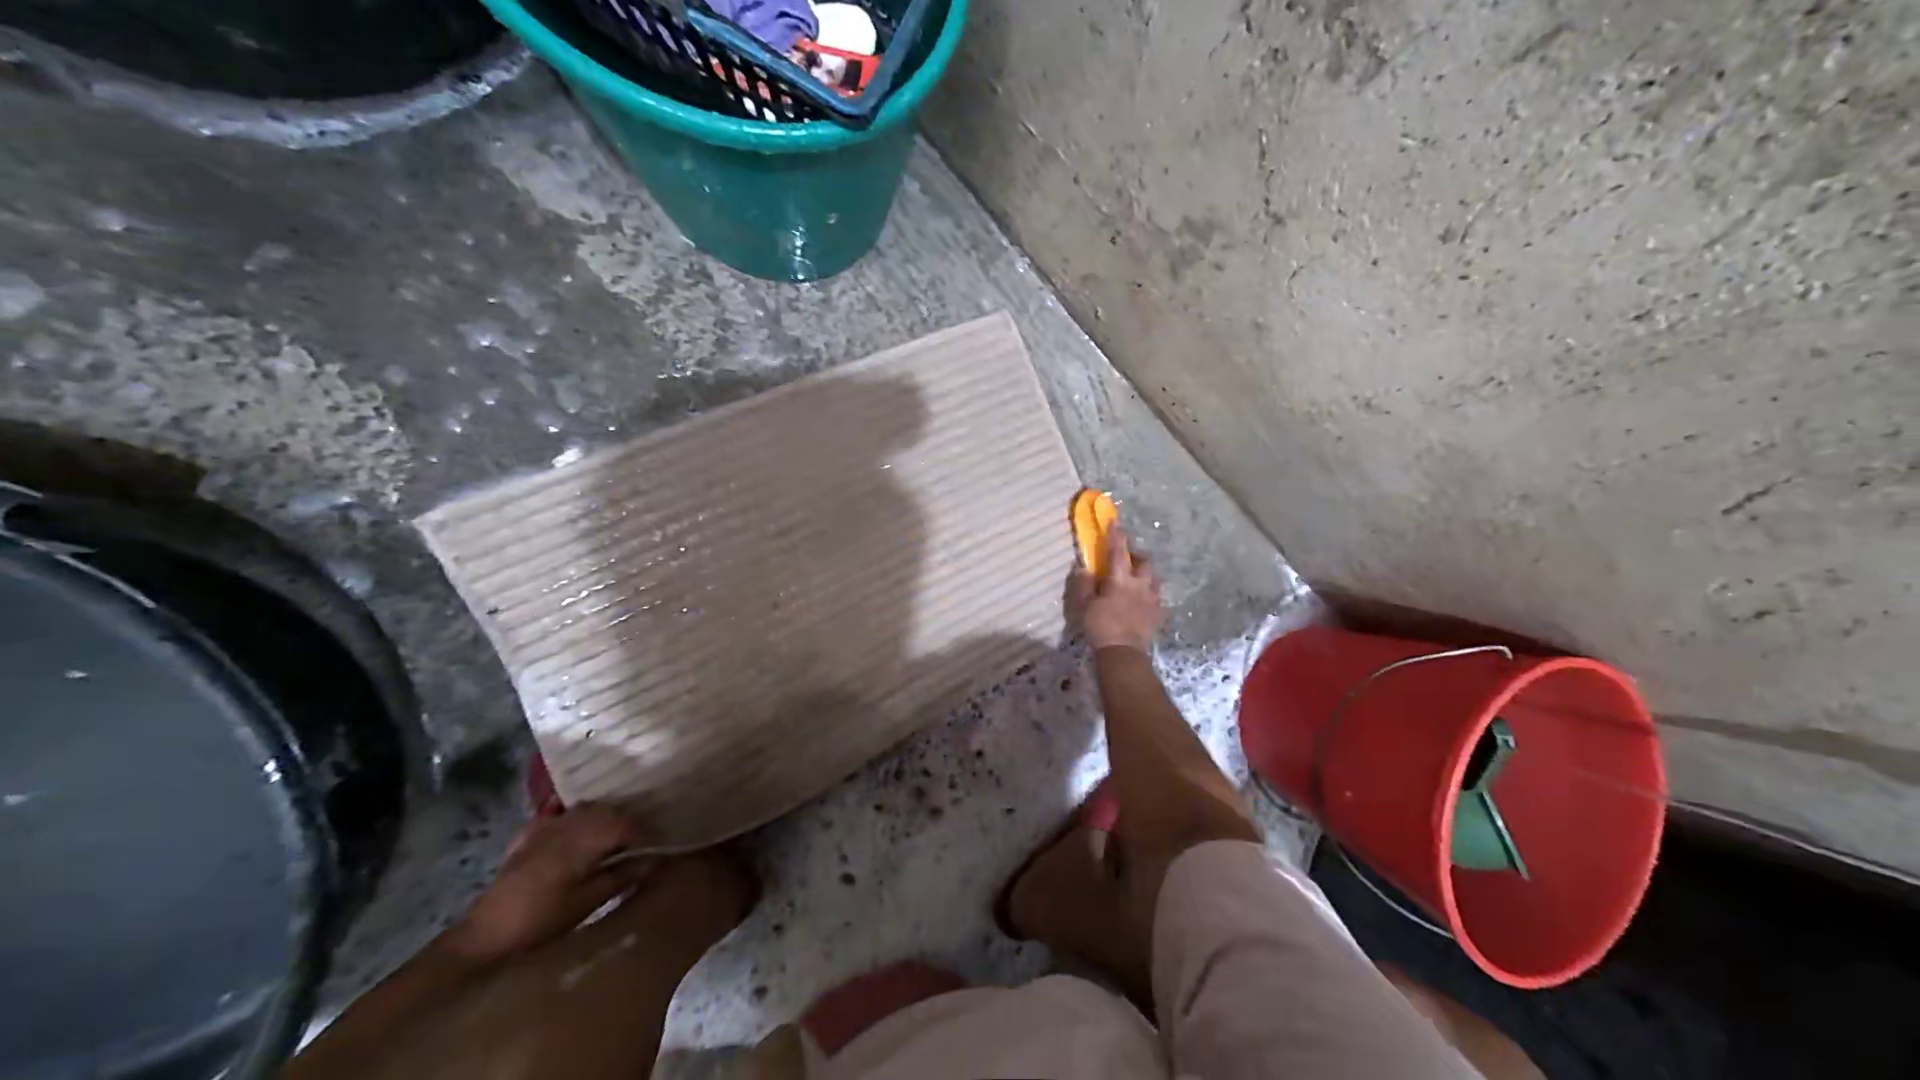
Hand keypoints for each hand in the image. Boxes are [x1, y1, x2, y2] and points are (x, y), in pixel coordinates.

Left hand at [439, 804, 659, 964]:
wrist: (485, 938)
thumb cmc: (542, 923)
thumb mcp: (588, 902)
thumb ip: (623, 877)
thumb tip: (656, 861)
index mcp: (583, 839)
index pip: (625, 825)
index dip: (646, 835)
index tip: (660, 849)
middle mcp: (566, 824)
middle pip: (607, 811)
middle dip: (628, 824)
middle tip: (642, 844)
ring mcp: (544, 828)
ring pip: (585, 810)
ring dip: (604, 819)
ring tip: (615, 839)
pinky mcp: (527, 838)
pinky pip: (557, 815)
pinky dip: (573, 818)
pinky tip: (577, 828)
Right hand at [1067, 527, 1163, 652]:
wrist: (1123, 652)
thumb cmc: (1100, 626)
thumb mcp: (1084, 604)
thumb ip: (1084, 583)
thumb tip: (1083, 567)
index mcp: (1120, 579)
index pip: (1118, 551)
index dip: (1116, 535)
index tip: (1115, 521)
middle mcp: (1140, 584)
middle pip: (1144, 562)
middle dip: (1136, 556)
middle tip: (1127, 559)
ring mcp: (1152, 599)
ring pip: (1154, 578)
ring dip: (1146, 575)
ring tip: (1137, 580)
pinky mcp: (1158, 614)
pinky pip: (1157, 598)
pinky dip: (1150, 594)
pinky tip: (1143, 601)